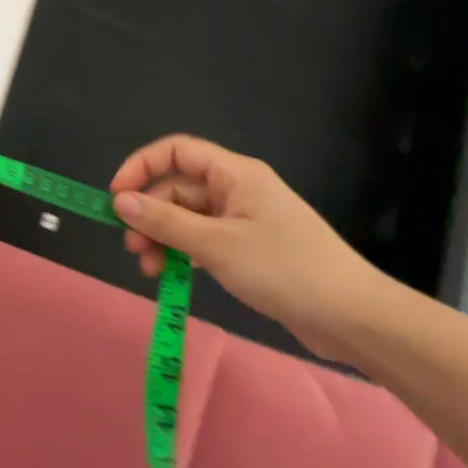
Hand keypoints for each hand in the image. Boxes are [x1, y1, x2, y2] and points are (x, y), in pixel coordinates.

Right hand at [110, 135, 394, 362]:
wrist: (351, 315)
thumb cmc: (284, 268)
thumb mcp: (215, 244)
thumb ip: (164, 221)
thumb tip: (119, 201)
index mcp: (235, 174)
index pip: (177, 152)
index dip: (141, 167)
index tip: (116, 198)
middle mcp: (238, 189)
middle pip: (179, 188)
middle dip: (149, 213)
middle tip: (133, 248)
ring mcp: (245, 220)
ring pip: (188, 218)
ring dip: (163, 238)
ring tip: (150, 270)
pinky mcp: (250, 250)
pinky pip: (204, 240)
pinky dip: (184, 253)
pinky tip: (174, 275)